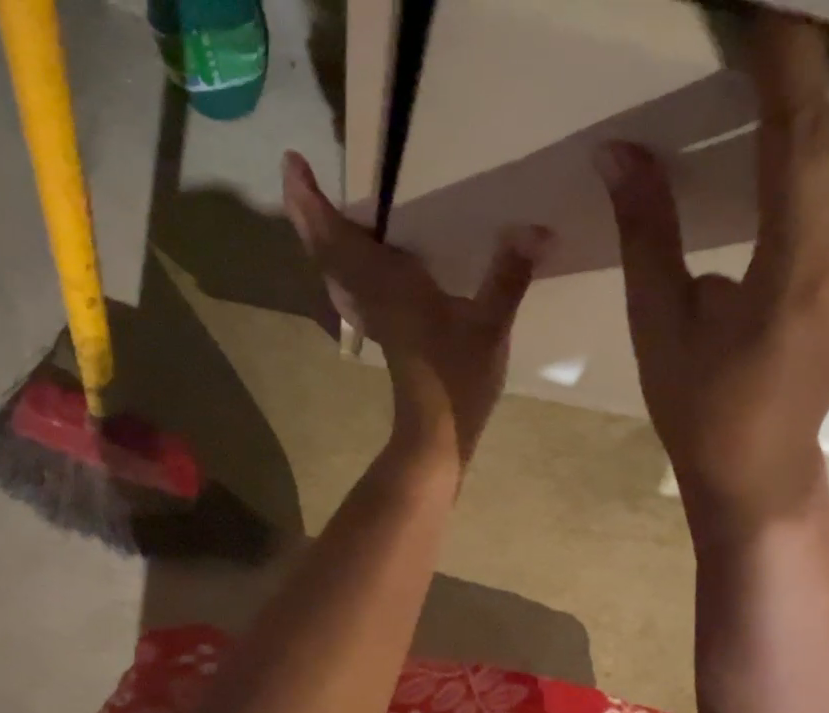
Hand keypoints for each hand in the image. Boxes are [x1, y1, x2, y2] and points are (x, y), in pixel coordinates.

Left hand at [282, 151, 551, 464]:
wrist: (437, 433)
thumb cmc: (457, 380)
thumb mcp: (490, 325)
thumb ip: (508, 276)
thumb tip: (535, 227)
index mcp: (388, 284)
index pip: (339, 236)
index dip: (312, 201)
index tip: (293, 163)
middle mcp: (371, 293)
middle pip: (325, 247)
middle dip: (306, 210)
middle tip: (296, 172)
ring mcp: (373, 313)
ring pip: (332, 267)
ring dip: (318, 234)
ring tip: (314, 203)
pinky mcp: (384, 328)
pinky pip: (348, 283)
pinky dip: (339, 259)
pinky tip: (352, 255)